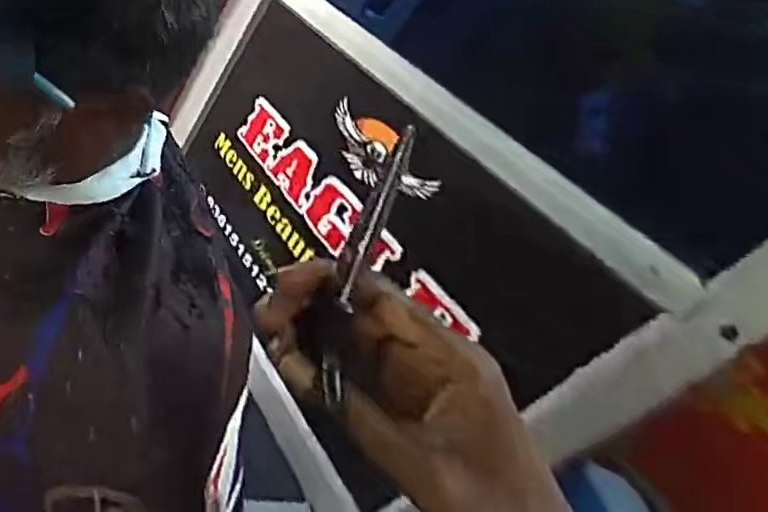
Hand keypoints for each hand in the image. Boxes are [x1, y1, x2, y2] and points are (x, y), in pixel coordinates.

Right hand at [254, 261, 566, 511]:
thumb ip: (350, 409)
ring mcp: (418, 374)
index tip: (284, 283)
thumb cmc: (498, 510)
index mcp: (451, 357)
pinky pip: (353, 360)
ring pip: (349, 331)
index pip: (378, 293)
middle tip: (268, 314)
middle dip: (308, 303)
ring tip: (272, 333)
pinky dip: (320, 355)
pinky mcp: (404, 395)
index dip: (326, 278)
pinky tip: (293, 356)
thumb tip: (290, 363)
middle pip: (358, 307)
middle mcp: (433, 354)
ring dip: (308, 328)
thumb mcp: (420, 464)